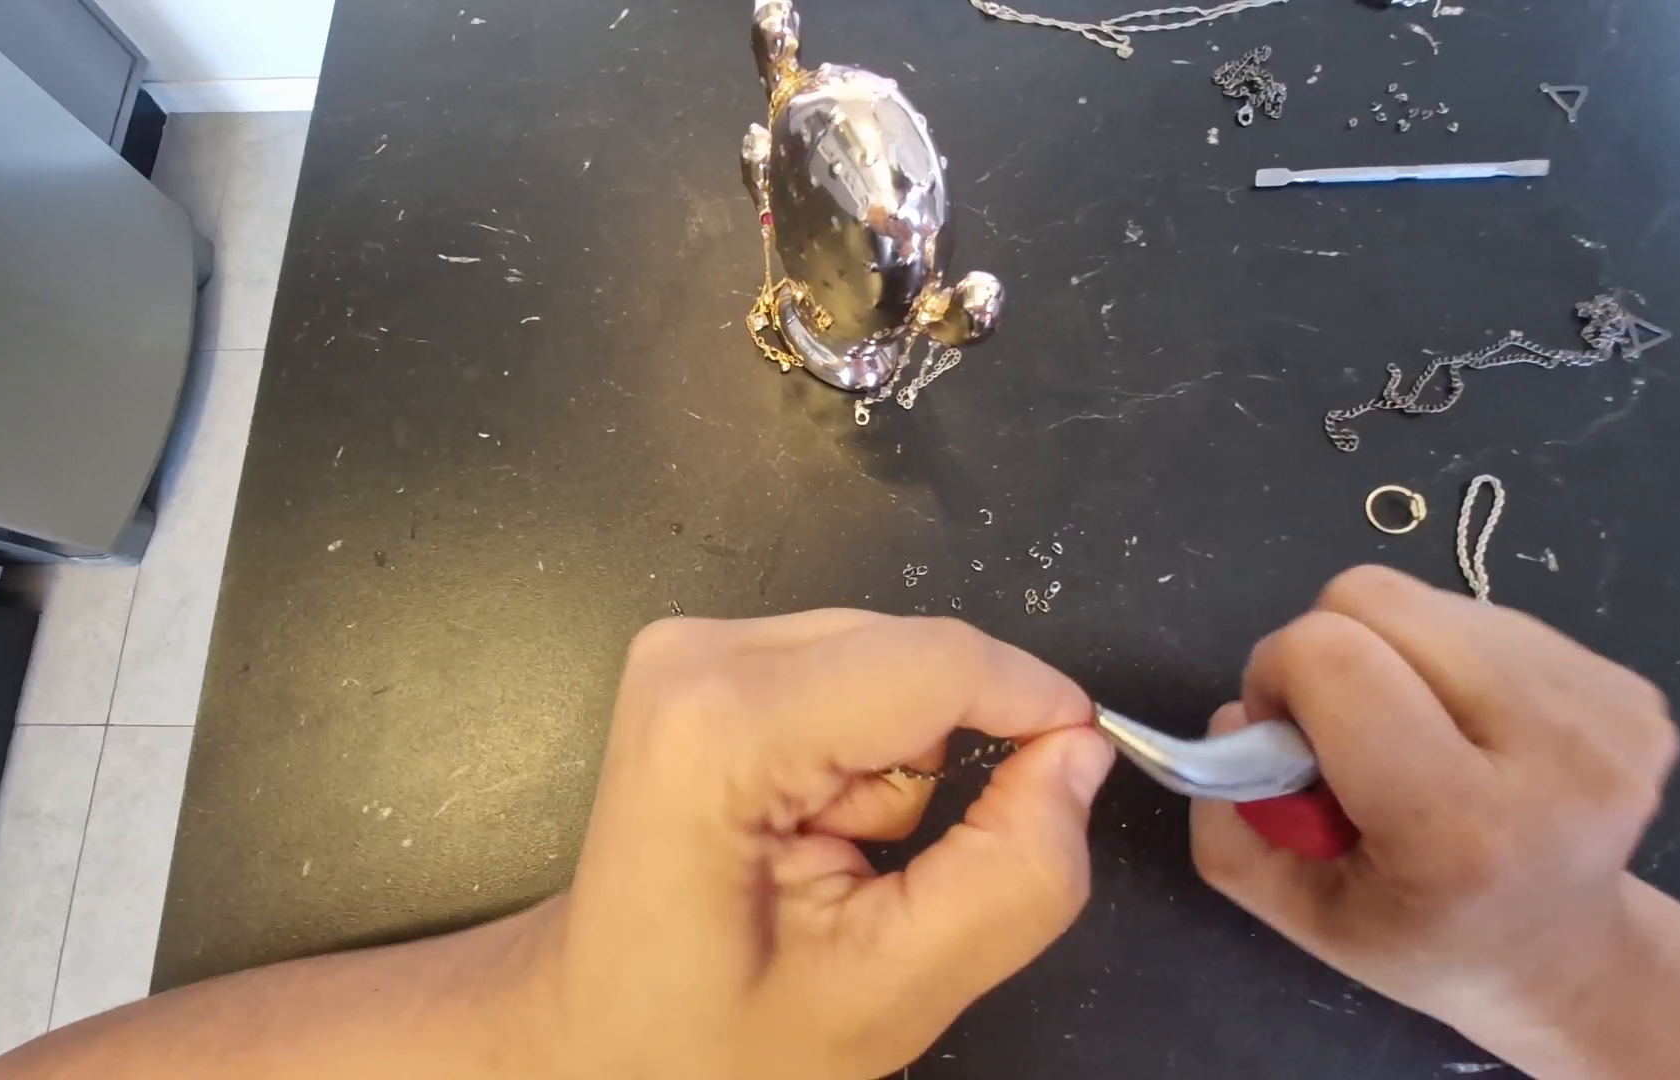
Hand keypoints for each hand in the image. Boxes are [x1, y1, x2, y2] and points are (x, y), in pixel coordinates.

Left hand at [515, 611, 1112, 1078]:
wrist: (596, 1022)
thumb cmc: (714, 1036)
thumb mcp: (887, 992)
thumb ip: (1013, 874)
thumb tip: (1076, 756)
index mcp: (722, 728)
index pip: (929, 662)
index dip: (1031, 698)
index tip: (1083, 752)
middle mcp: (697, 653)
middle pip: (906, 650)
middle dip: (942, 747)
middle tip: (891, 855)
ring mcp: (690, 644)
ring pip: (880, 654)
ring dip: (893, 748)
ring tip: (830, 838)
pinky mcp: (699, 652)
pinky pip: (838, 664)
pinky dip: (854, 734)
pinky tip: (804, 805)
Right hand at [1191, 566, 1679, 1055]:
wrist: (1561, 955)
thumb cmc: (1406, 930)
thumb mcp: (1278, 896)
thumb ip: (1222, 809)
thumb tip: (1242, 715)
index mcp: (1457, 824)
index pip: (1330, 658)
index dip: (1274, 674)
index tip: (1285, 734)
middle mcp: (1554, 755)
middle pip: (1369, 599)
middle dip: (1320, 646)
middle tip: (1335, 721)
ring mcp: (1602, 712)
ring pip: (1412, 597)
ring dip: (1375, 646)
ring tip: (1399, 722)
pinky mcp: (1627, 683)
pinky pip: (1464, 611)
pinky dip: (1428, 651)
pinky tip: (1449, 717)